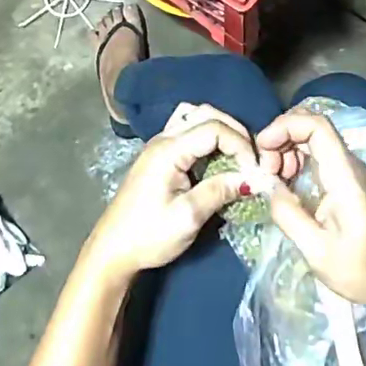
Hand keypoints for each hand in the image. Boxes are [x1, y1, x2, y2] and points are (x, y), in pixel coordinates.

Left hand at [80, 106, 255, 284]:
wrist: (112, 252)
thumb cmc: (148, 237)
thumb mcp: (188, 217)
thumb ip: (220, 191)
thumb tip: (253, 179)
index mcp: (168, 150)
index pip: (214, 128)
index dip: (240, 145)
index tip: (254, 171)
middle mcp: (163, 139)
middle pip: (205, 113)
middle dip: (234, 132)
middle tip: (250, 159)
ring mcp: (159, 145)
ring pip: (195, 116)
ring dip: (220, 129)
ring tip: (236, 154)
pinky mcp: (159, 155)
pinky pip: (187, 130)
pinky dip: (207, 136)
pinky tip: (217, 157)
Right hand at [256, 111, 365, 339]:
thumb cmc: (363, 271)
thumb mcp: (317, 252)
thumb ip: (289, 215)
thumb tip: (267, 186)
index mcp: (345, 178)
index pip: (318, 126)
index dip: (285, 127)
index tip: (262, 149)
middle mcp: (349, 165)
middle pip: (313, 126)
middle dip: (281, 137)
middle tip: (265, 170)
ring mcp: (349, 171)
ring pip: (313, 138)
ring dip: (286, 149)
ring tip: (272, 179)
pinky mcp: (345, 180)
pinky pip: (316, 154)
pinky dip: (294, 159)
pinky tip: (285, 184)